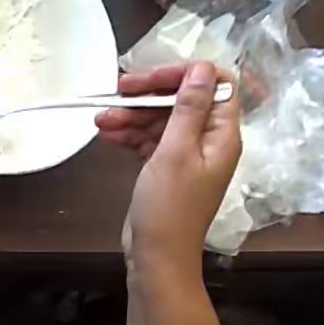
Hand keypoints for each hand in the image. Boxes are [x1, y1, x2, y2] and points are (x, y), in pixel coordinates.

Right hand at [96, 61, 242, 275]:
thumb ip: (189, 108)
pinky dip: (130, 136)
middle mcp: (207, 141)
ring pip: (160, 122)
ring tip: (101, 120)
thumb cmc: (168, 207)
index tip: (151, 77)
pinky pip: (149, 142)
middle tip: (117, 91)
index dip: (184, 75)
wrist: (156, 256)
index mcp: (221, 134)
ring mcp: (185, 157)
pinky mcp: (164, 171)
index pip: (214, 85)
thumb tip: (203, 68)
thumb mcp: (175, 152)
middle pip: (182, 102)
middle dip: (149, 96)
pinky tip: (107, 135)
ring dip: (132, 117)